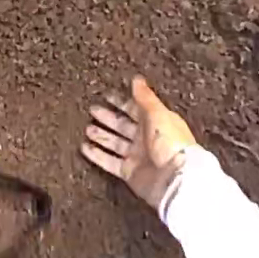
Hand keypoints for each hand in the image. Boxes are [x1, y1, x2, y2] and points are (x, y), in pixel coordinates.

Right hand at [82, 77, 199, 213]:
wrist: (174, 178)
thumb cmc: (170, 143)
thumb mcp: (157, 113)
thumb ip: (144, 97)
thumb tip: (136, 79)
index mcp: (155, 122)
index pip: (134, 109)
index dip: (121, 102)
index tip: (106, 95)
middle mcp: (145, 138)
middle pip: (122, 125)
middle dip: (108, 118)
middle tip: (92, 110)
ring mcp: (137, 155)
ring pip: (114, 143)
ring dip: (101, 135)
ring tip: (87, 129)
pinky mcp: (129, 172)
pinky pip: (109, 161)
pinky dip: (97, 155)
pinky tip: (84, 148)